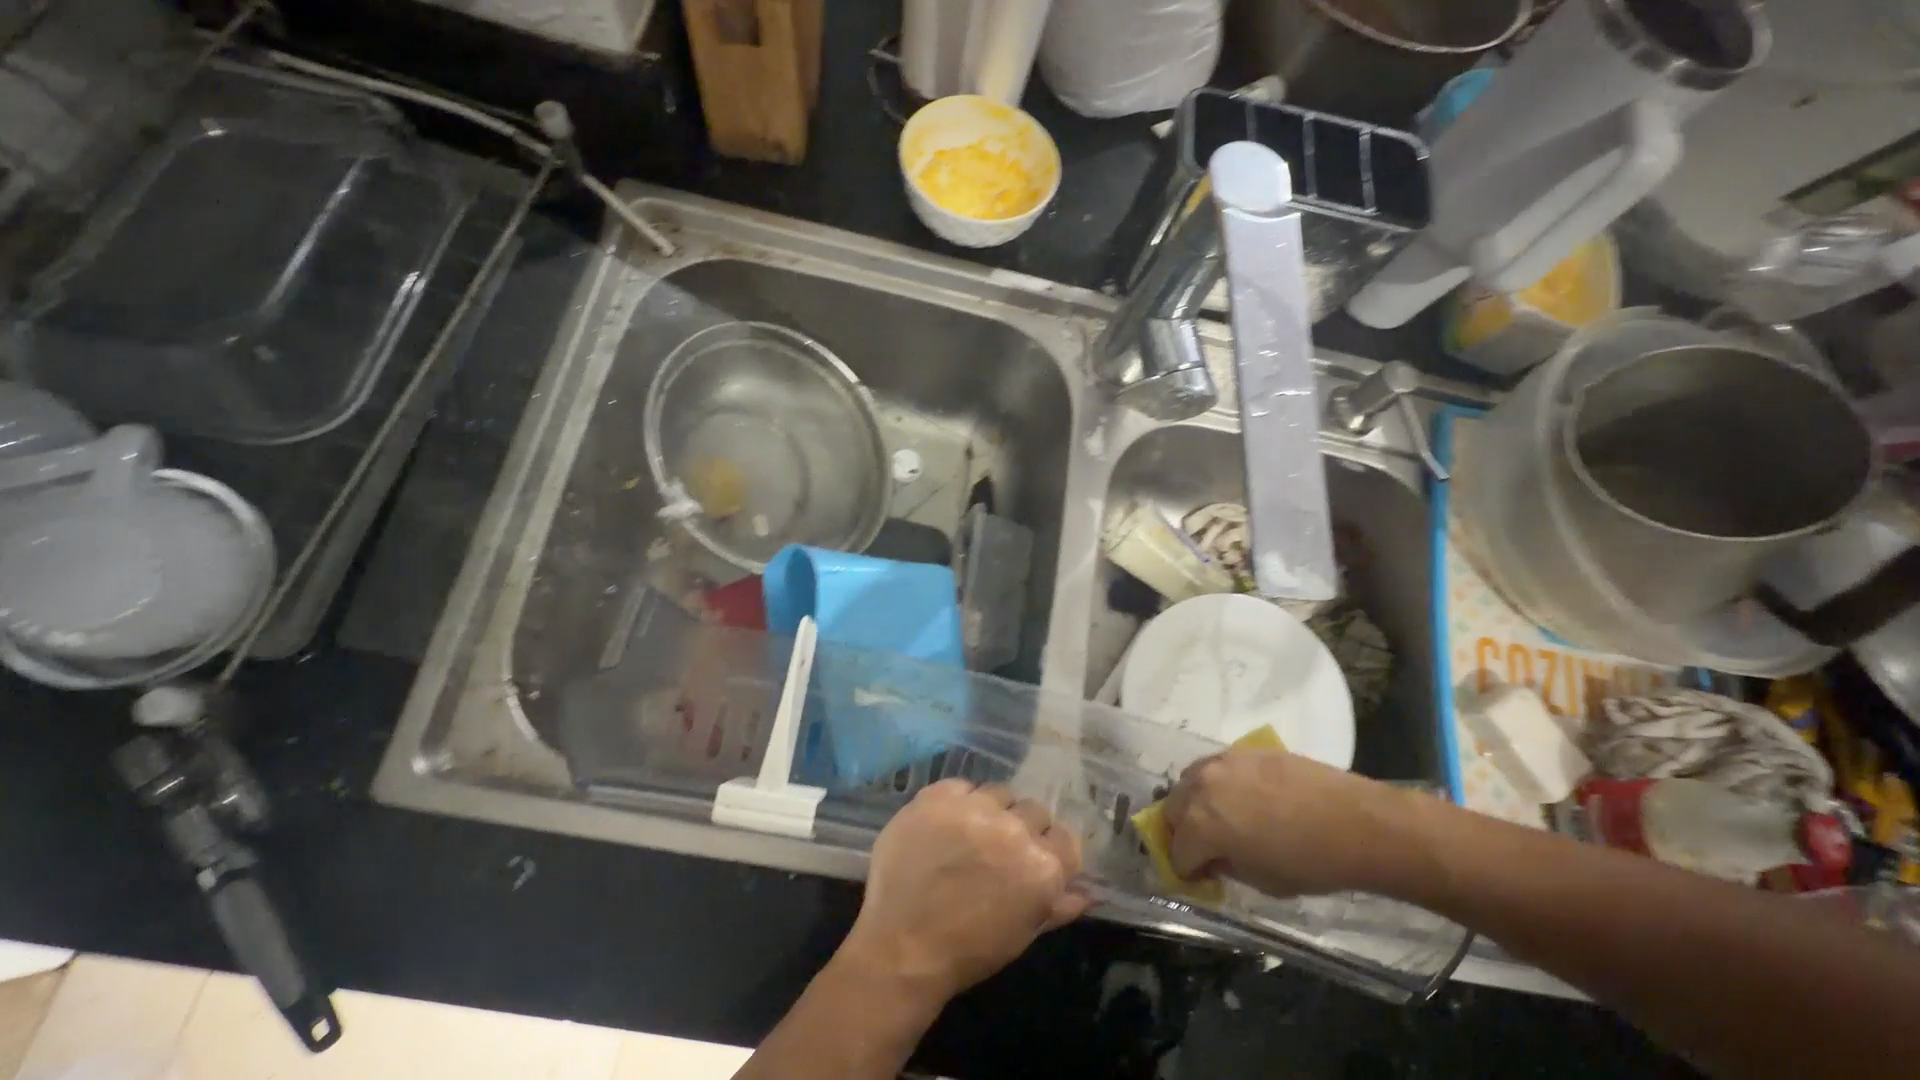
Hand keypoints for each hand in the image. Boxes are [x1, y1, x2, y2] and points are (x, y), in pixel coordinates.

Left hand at [845, 779, 1090, 998]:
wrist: (902, 946)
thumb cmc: (969, 950)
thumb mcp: (1023, 933)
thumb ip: (1060, 906)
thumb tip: (1091, 891)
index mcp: (1043, 867)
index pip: (1066, 837)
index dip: (1051, 848)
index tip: (1032, 860)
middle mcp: (1015, 830)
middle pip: (1034, 810)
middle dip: (1022, 828)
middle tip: (998, 851)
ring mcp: (974, 809)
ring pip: (999, 793)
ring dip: (992, 811)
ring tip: (969, 835)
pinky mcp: (937, 797)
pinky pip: (961, 786)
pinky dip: (957, 802)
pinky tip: (944, 826)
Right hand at [1161, 747, 1419, 897]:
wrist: (1357, 823)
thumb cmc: (1309, 863)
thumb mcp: (1259, 879)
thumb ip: (1225, 865)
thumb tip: (1214, 859)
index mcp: (1199, 824)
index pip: (1176, 853)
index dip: (1188, 870)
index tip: (1203, 877)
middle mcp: (1201, 786)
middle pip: (1172, 810)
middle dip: (1183, 831)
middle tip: (1208, 847)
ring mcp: (1224, 762)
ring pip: (1190, 781)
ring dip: (1196, 802)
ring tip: (1224, 817)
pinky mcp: (1247, 750)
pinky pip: (1218, 767)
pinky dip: (1221, 784)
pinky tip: (1247, 798)